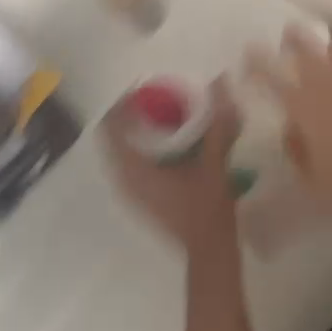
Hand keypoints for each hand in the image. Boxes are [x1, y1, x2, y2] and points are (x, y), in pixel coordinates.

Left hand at [103, 78, 242, 253]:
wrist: (210, 249)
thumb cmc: (207, 207)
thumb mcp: (214, 162)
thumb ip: (217, 122)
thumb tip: (221, 81)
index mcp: (134, 170)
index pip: (110, 129)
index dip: (122, 105)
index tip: (145, 88)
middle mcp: (124, 180)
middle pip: (114, 138)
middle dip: (131, 115)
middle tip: (157, 98)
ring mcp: (131, 192)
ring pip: (122, 152)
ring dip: (138, 132)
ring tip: (163, 115)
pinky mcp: (141, 198)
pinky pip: (132, 164)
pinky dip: (144, 148)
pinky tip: (170, 142)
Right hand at [247, 27, 331, 206]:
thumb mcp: (323, 183)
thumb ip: (300, 158)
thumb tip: (292, 136)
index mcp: (303, 104)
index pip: (268, 76)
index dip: (255, 63)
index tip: (249, 54)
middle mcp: (326, 74)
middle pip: (301, 44)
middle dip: (292, 38)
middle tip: (289, 36)